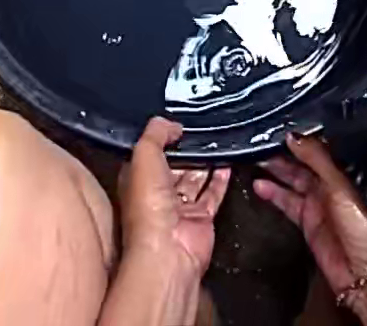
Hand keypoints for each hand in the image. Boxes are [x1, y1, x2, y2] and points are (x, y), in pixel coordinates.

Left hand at [118, 116, 231, 282]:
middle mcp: (158, 193)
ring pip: (195, 176)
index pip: (150, 152)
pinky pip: (213, 193)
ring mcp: (180, 206)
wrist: (168, 249)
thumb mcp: (144, 154)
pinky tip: (227, 159)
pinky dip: (221, 178)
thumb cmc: (148, 202)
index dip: (161, 135)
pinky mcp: (201, 217)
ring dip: (204, 159)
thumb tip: (173, 125)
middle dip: (185, 146)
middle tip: (201, 124)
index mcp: (138, 178)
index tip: (176, 117)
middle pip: (175, 163)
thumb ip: (157, 132)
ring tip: (216, 136)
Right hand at [252, 132, 366, 293]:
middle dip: (279, 155)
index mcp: (335, 174)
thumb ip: (316, 159)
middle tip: (257, 145)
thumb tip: (293, 136)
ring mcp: (315, 205)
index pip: (311, 150)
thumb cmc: (359, 228)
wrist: (363, 274)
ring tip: (253, 162)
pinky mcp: (307, 224)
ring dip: (273, 173)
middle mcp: (325, 186)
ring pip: (290, 182)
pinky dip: (273, 194)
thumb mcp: (337, 186)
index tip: (273, 131)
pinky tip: (259, 187)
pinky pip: (286, 203)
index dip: (293, 141)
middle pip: (298, 166)